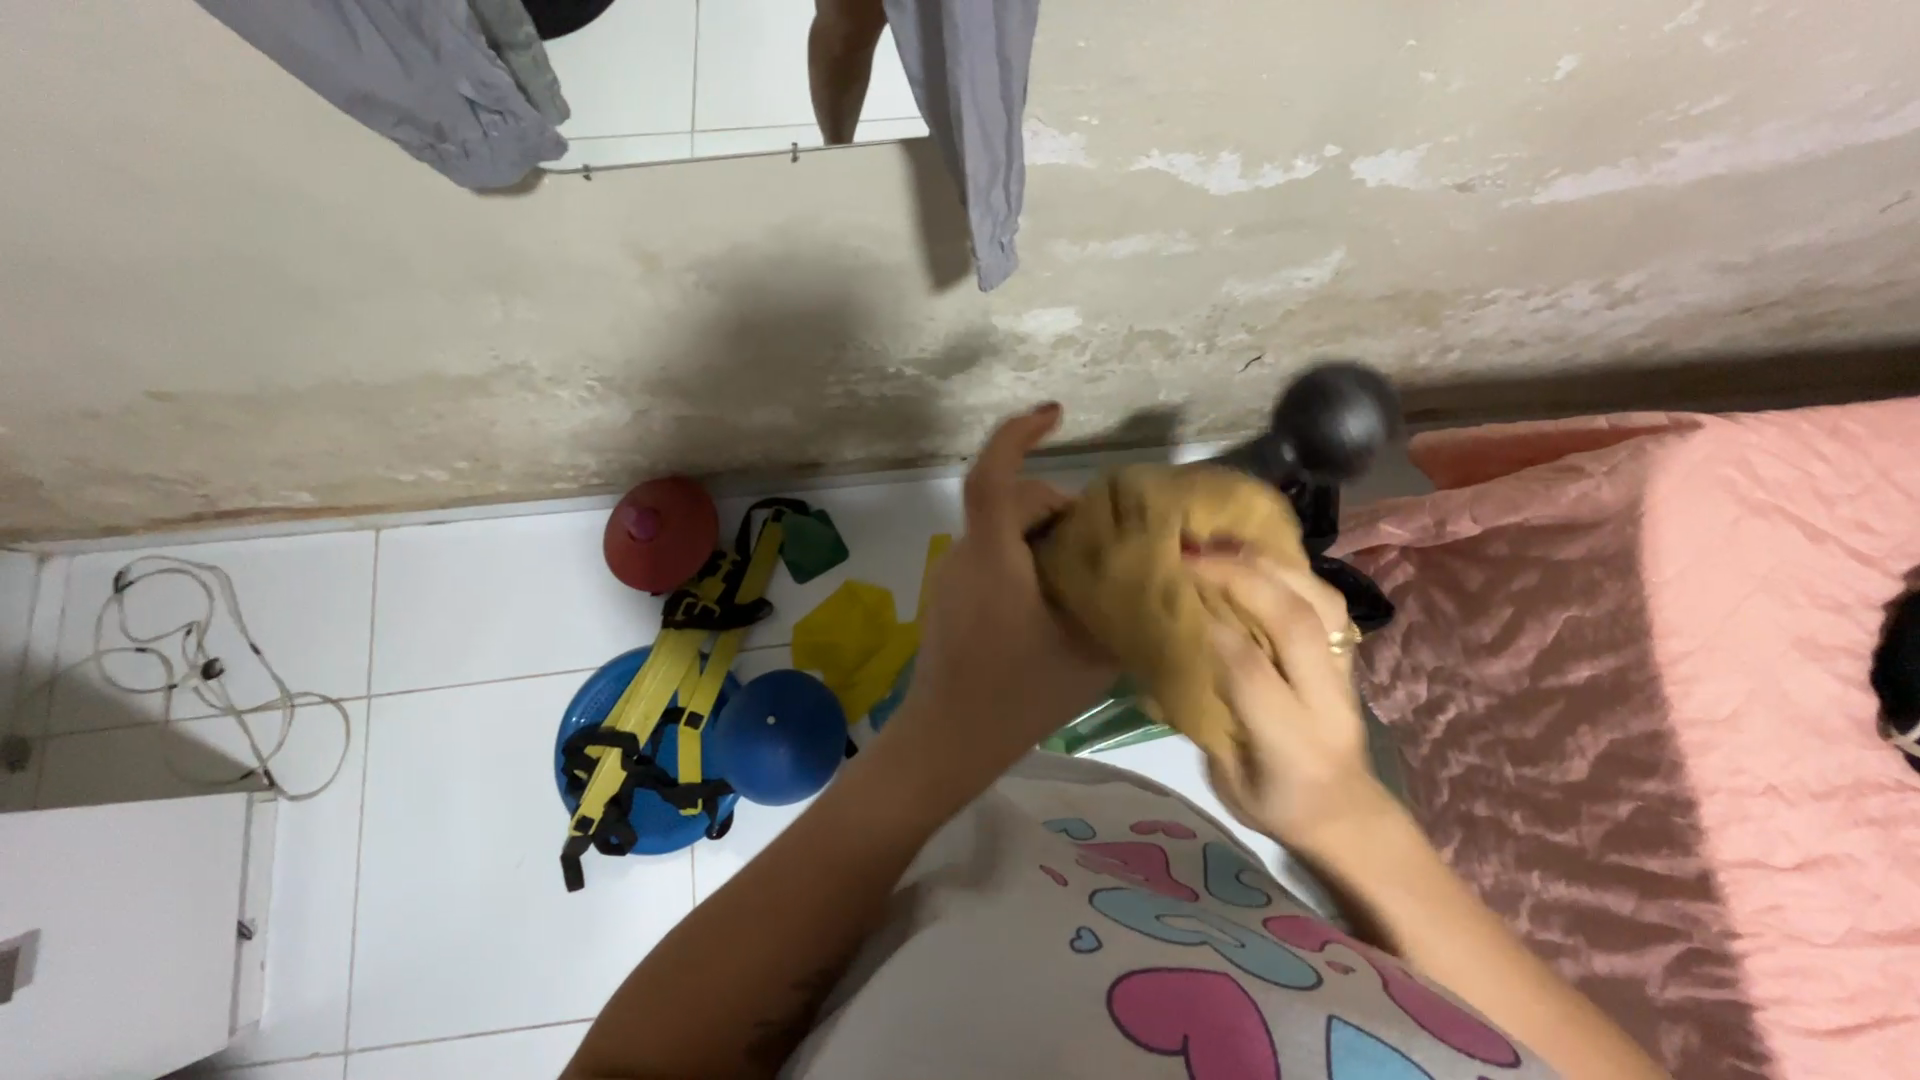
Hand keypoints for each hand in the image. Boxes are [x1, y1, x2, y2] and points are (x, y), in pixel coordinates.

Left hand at [879, 404, 1115, 790]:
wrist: (947, 741)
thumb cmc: (1017, 695)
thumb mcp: (1089, 654)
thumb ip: (1125, 608)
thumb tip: (1160, 576)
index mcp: (993, 557)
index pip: (993, 477)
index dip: (1018, 435)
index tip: (1054, 415)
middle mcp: (965, 555)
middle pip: (1012, 503)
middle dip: (1061, 510)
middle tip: (1106, 545)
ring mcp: (952, 577)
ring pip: (1004, 533)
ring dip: (1046, 539)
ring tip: (1087, 578)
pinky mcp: (951, 599)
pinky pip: (993, 559)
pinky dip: (1026, 561)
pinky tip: (1054, 602)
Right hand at [1189, 557, 1399, 855]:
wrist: (1348, 817)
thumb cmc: (1277, 807)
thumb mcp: (1230, 781)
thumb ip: (1211, 720)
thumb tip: (1180, 657)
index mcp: (1291, 742)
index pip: (1256, 675)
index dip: (1219, 632)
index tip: (1182, 597)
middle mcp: (1326, 700)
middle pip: (1296, 624)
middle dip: (1244, 579)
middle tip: (1195, 555)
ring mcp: (1344, 674)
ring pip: (1322, 603)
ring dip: (1273, 565)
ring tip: (1227, 544)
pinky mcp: (1347, 658)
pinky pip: (1329, 603)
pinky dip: (1294, 572)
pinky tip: (1260, 558)